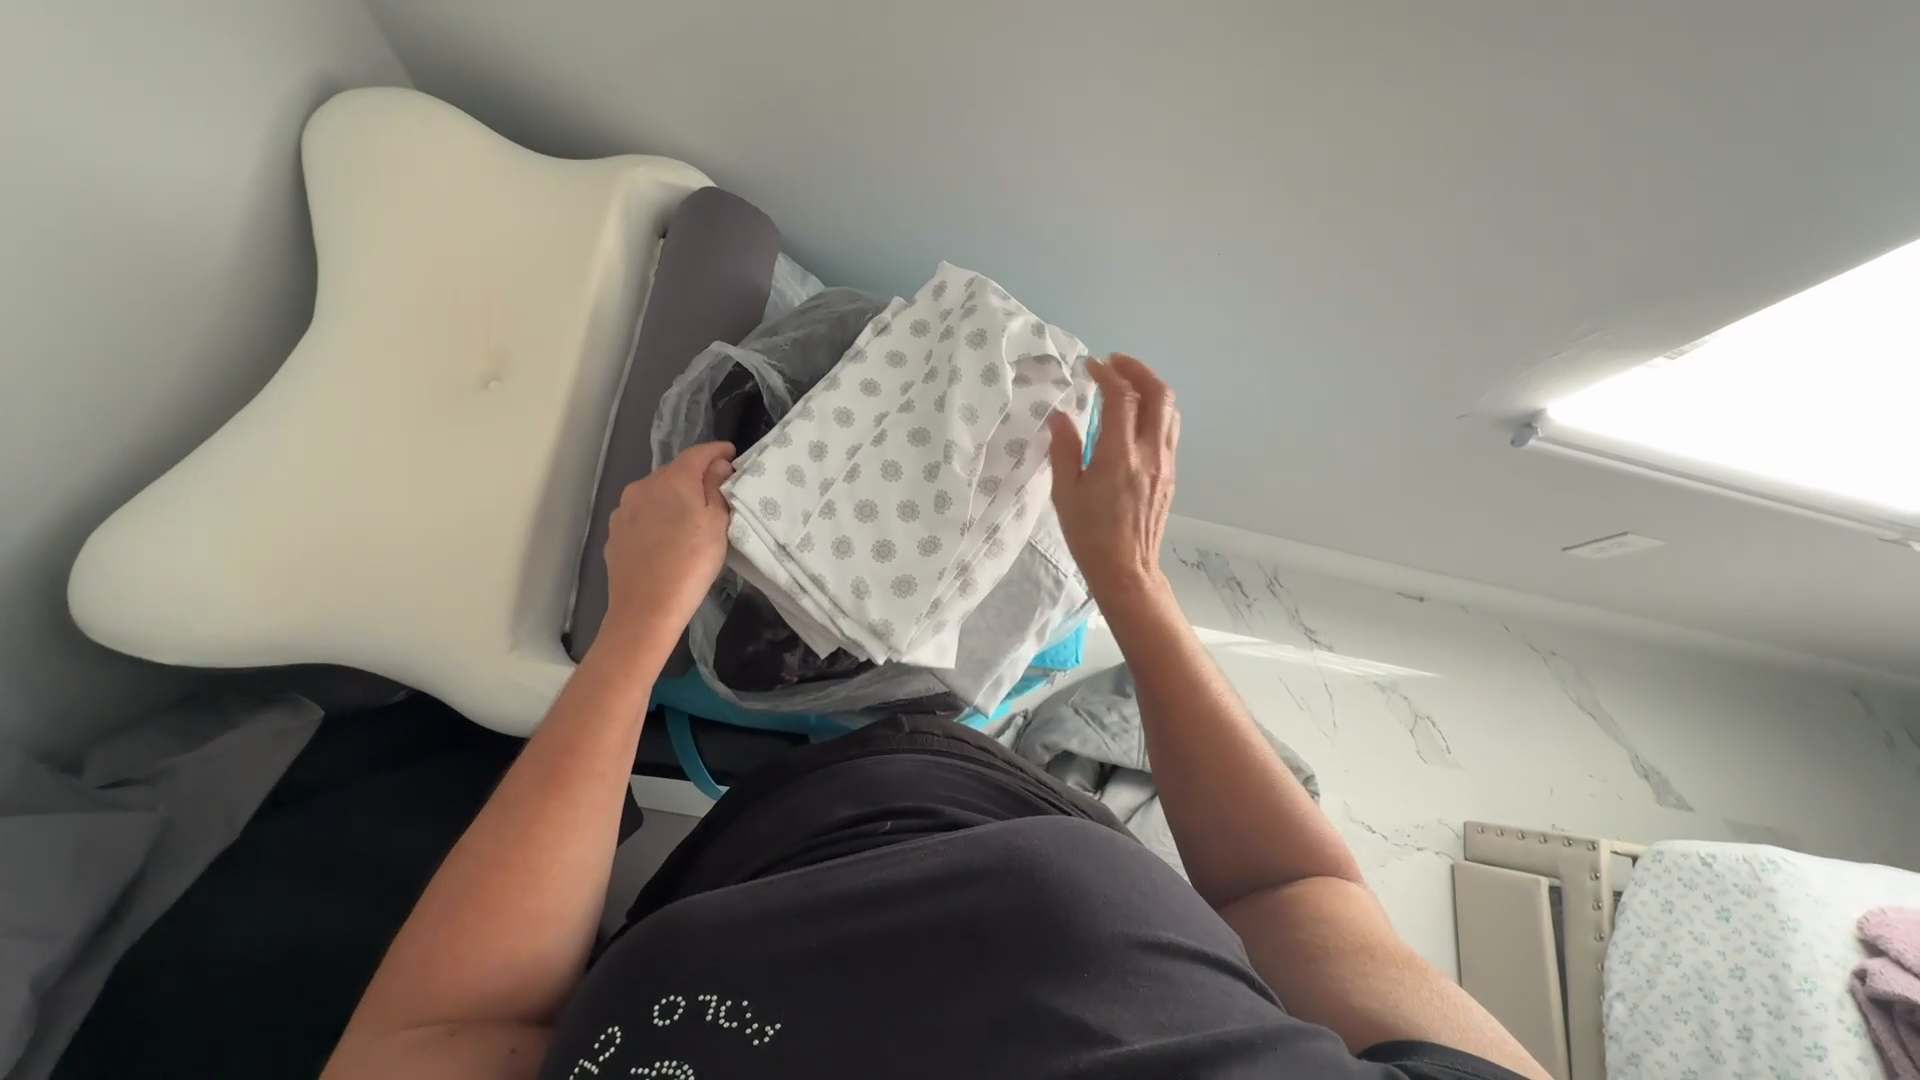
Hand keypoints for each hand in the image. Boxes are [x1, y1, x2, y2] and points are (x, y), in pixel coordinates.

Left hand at [599, 441, 735, 655]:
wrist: (646, 609)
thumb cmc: (691, 564)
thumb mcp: (718, 524)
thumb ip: (717, 488)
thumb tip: (716, 466)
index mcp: (672, 480)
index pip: (698, 453)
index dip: (718, 451)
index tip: (732, 455)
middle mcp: (643, 487)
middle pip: (675, 473)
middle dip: (697, 478)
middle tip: (718, 495)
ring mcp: (624, 511)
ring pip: (656, 495)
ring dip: (675, 499)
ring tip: (691, 520)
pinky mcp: (615, 534)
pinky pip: (642, 516)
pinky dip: (658, 518)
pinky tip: (667, 539)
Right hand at [1047, 354, 1178, 603]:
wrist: (1126, 570)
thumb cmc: (1090, 536)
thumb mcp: (1066, 494)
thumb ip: (1064, 450)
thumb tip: (1061, 417)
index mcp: (1119, 457)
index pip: (1121, 398)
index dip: (1107, 374)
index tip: (1090, 366)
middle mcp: (1149, 454)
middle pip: (1159, 394)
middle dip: (1138, 370)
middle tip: (1114, 362)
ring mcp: (1165, 463)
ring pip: (1170, 410)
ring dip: (1151, 387)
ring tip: (1127, 381)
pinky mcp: (1170, 474)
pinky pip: (1168, 429)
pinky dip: (1155, 409)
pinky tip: (1135, 414)